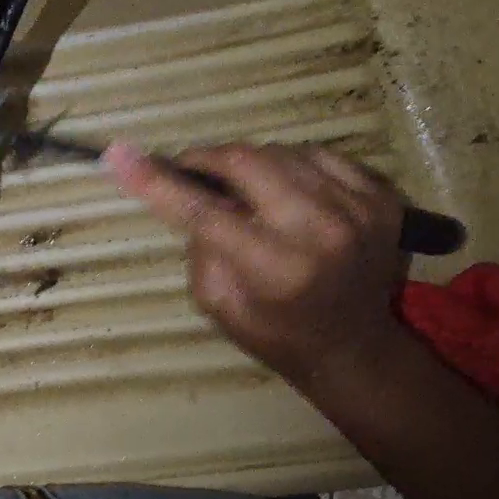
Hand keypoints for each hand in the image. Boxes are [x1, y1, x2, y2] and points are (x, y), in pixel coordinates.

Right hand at [104, 143, 411, 389]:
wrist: (355, 346)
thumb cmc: (273, 331)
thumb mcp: (216, 301)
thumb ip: (201, 244)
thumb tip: (185, 190)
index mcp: (275, 267)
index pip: (203, 211)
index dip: (156, 182)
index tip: (118, 155)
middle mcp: (321, 231)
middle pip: (245, 162)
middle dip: (205, 160)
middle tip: (187, 172)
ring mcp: (359, 208)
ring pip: (279, 151)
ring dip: (246, 164)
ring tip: (238, 190)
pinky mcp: (381, 196)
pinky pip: (317, 155)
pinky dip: (287, 164)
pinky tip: (280, 189)